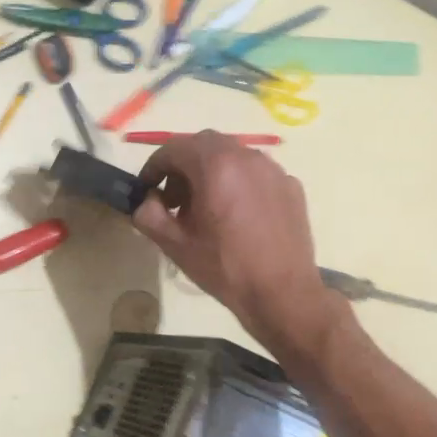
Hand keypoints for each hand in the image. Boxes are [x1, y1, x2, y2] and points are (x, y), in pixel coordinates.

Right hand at [132, 131, 349, 362]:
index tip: (146, 188)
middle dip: (183, 165)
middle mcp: (247, 158)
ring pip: (233, 156)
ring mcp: (273, 170)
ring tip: (203, 208)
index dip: (154, 166)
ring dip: (210, 172)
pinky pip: (255, 174)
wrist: (280, 292)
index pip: (175, 148)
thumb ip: (149, 215)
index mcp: (216, 167)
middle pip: (205, 145)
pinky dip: (236, 183)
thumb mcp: (174, 245)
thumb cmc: (223, 268)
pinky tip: (234, 216)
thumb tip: (146, 201)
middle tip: (173, 198)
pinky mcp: (290, 186)